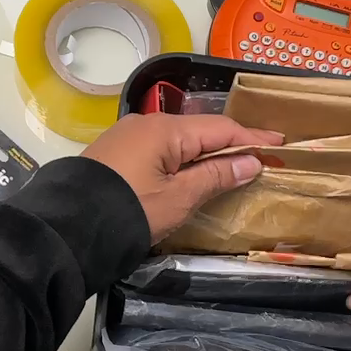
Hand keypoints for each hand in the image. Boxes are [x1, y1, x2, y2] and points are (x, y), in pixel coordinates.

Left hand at [82, 114, 281, 242]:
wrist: (71, 226)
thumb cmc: (130, 211)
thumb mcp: (178, 198)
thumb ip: (215, 176)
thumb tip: (250, 161)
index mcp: (164, 130)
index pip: (219, 128)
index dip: (251, 137)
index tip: (279, 143)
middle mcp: (146, 124)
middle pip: (198, 130)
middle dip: (230, 142)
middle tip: (261, 154)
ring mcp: (127, 136)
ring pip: (178, 139)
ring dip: (206, 150)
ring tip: (234, 162)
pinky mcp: (116, 151)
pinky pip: (159, 147)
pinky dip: (182, 157)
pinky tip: (195, 168)